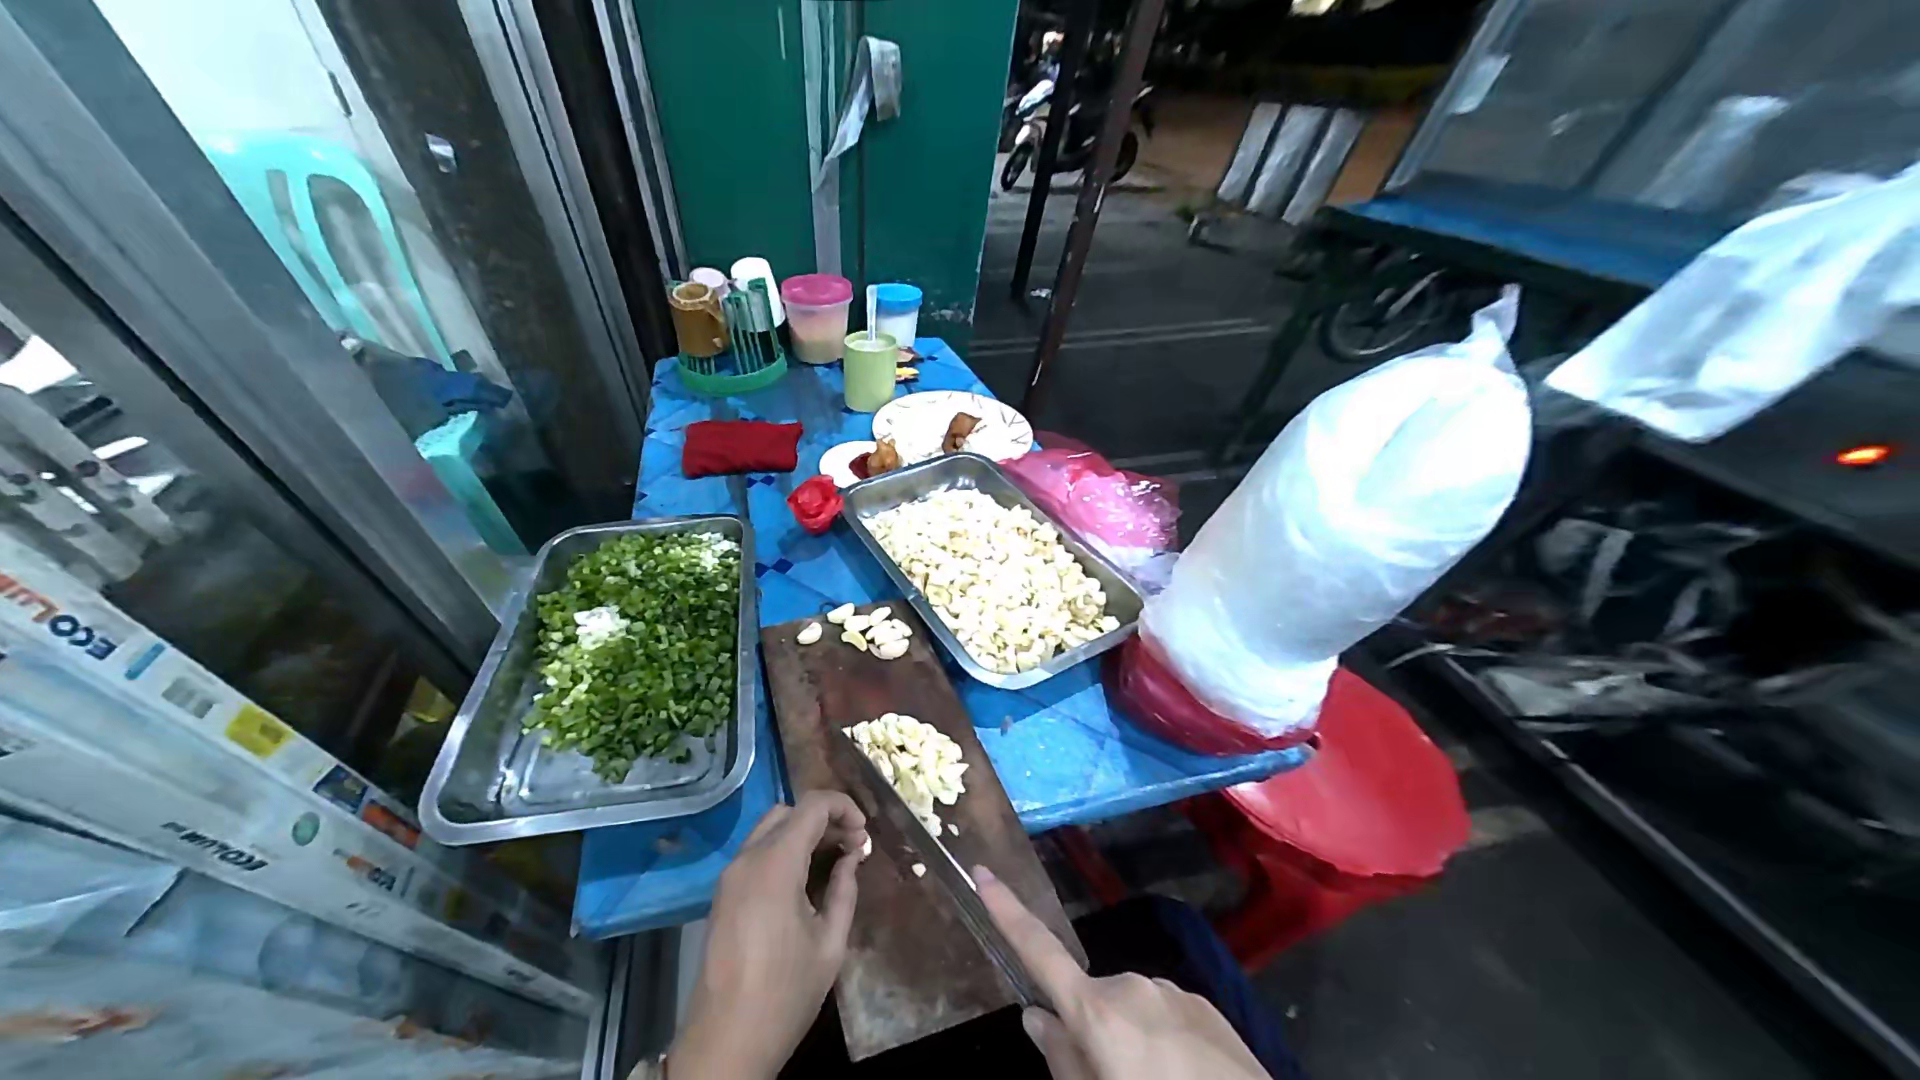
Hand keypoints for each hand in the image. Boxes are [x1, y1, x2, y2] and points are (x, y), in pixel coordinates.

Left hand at [667, 792, 869, 1079]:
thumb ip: (845, 889)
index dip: (844, 808)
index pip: (813, 806)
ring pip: (771, 827)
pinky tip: (806, 877)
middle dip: (826, 819)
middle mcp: (747, 859)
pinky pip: (758, 851)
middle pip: (790, 811)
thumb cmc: (785, 994)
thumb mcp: (830, 942)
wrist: (724, 1043)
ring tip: (834, 859)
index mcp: (774, 865)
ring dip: (804, 832)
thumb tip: (852, 856)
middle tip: (854, 847)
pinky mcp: (724, 894)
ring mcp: (730, 876)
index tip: (864, 835)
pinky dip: (785, 848)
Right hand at [976, 866, 1269, 1079]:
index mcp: (1096, 1011)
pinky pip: (1165, 1012)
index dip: (1006, 911)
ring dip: (1131, 1033)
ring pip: (1131, 1005)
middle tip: (1110, 1073)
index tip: (982, 871)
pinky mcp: (1203, 1001)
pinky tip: (1184, 1073)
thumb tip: (1037, 1016)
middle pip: (1091, 997)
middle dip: (1092, 1025)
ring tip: (1155, 1077)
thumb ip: (1062, 1058)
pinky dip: (1163, 1037)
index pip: (1038, 951)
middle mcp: (1130, 984)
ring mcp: (1170, 989)